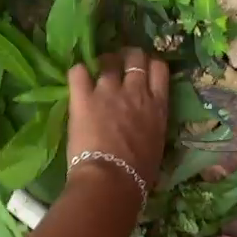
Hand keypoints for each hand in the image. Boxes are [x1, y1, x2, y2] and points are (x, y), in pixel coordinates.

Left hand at [66, 49, 168, 191]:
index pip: (159, 69)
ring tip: (96, 70)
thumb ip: (151, 126)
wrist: (112, 179)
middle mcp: (135, 91)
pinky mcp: (83, 98)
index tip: (142, 69)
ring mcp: (108, 91)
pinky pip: (78, 71)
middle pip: (135, 57)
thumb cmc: (138, 174)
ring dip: (103, 63)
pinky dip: (77, 72)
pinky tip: (77, 79)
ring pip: (107, 61)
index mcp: (157, 106)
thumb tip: (145, 127)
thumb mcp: (156, 145)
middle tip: (119, 64)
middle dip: (127, 57)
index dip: (150, 64)